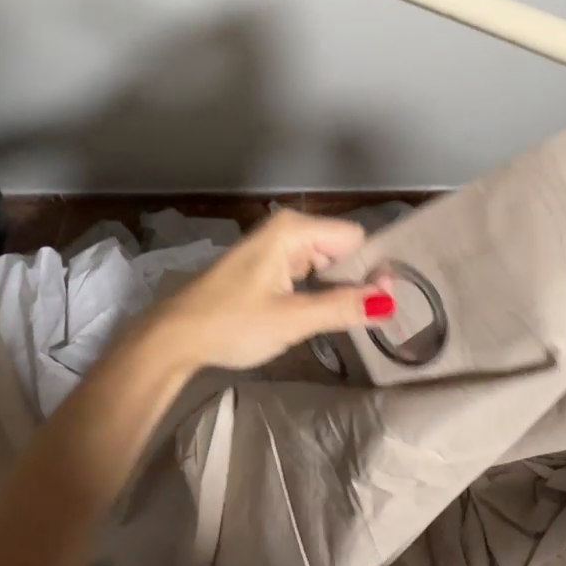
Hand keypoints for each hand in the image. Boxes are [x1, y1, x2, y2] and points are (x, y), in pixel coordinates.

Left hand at [141, 210, 395, 371]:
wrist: (176, 337)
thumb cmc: (231, 324)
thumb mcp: (292, 320)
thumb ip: (343, 306)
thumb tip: (390, 298)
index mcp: (293, 230)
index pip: (356, 238)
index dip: (370, 269)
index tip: (380, 305)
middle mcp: (287, 229)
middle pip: (342, 248)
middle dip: (355, 279)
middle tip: (363, 319)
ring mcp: (275, 246)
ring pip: (326, 261)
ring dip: (336, 288)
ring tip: (343, 320)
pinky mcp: (267, 265)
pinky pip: (308, 271)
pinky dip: (317, 290)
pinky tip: (317, 315)